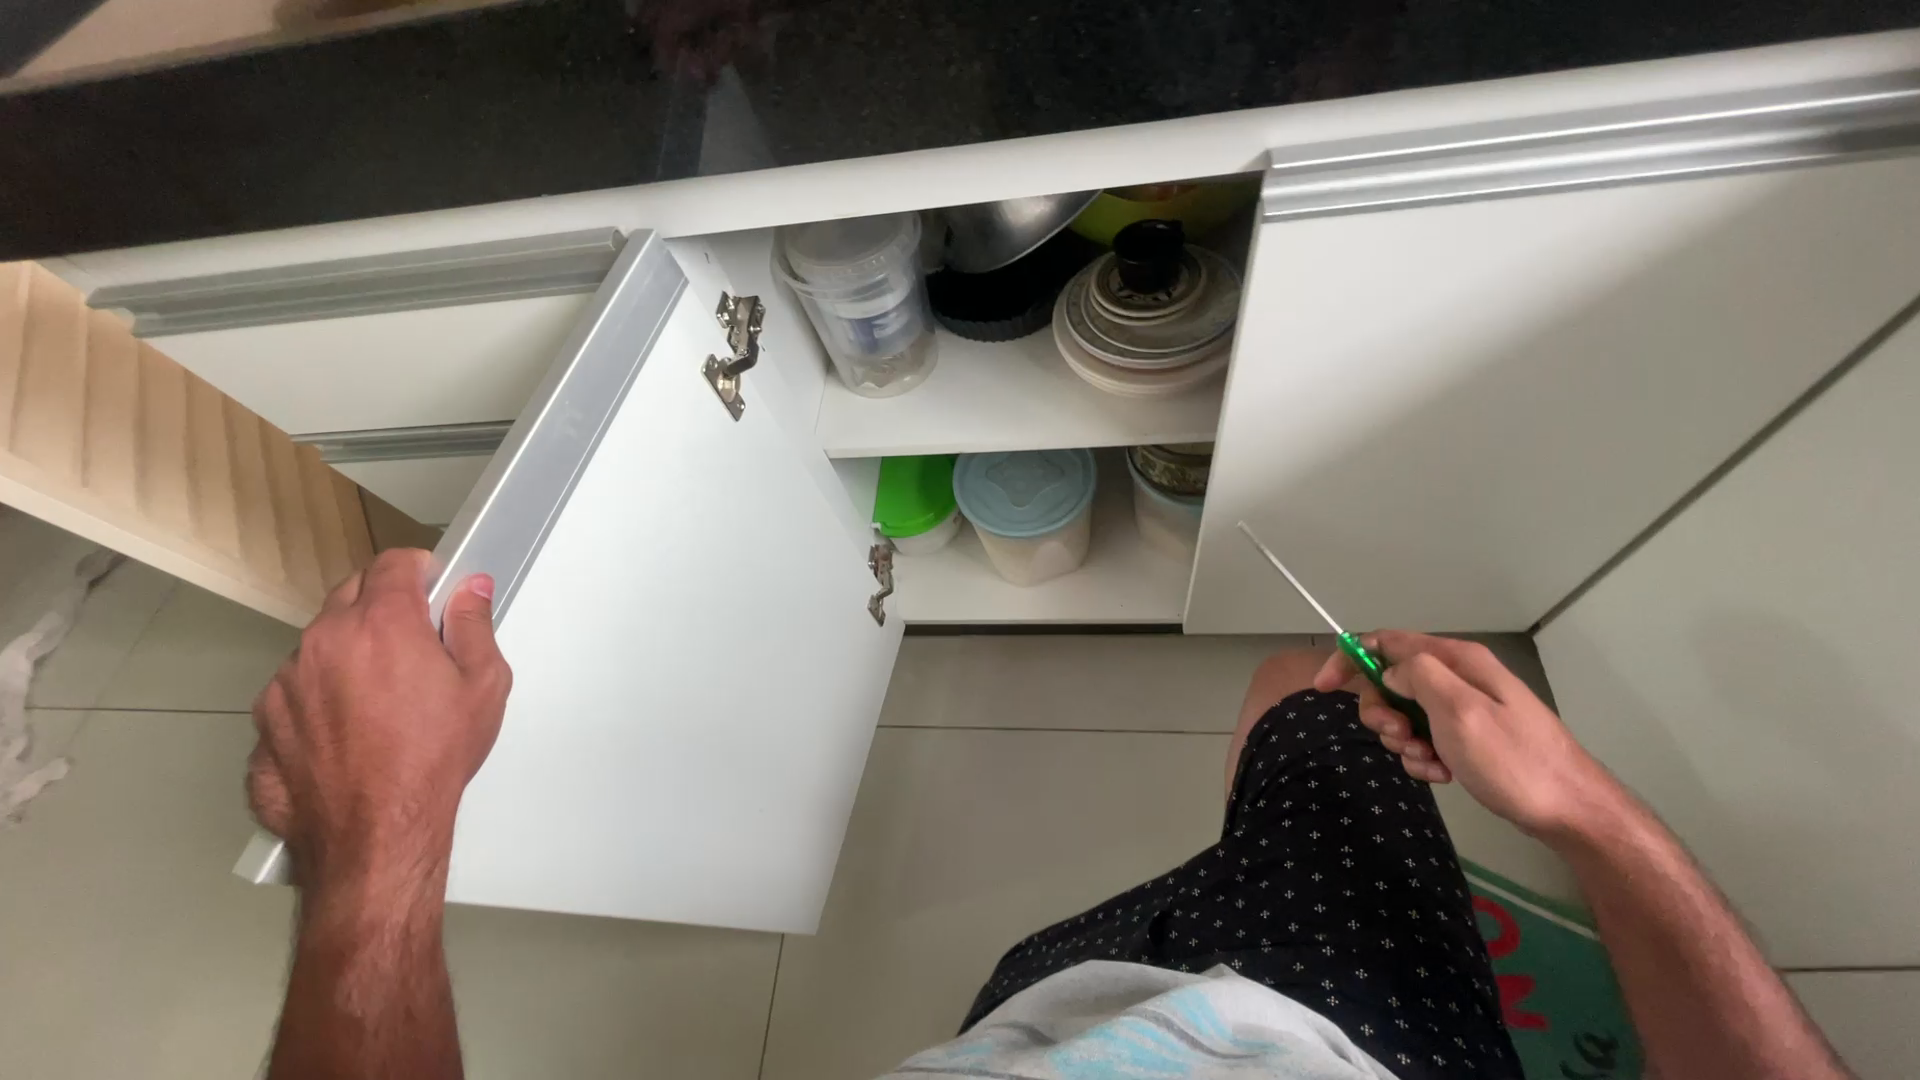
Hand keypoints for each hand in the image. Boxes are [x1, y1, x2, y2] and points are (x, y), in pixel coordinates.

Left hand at [247, 549, 510, 894]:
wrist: (375, 829)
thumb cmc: (438, 752)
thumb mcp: (484, 684)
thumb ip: (474, 624)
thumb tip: (470, 588)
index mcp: (381, 624)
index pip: (392, 564)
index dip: (419, 568)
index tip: (435, 586)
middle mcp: (324, 641)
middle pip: (351, 593)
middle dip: (384, 603)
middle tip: (417, 639)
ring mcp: (285, 681)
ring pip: (321, 641)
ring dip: (351, 647)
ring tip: (384, 692)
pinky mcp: (264, 719)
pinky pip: (297, 685)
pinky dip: (323, 689)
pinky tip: (352, 725)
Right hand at [1313, 630, 1615, 837]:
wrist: (1571, 813)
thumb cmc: (1515, 760)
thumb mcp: (1460, 711)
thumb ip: (1418, 677)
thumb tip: (1390, 670)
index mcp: (1457, 660)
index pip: (1386, 642)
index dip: (1350, 658)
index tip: (1325, 688)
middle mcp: (1457, 677)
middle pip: (1390, 681)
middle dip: (1382, 712)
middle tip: (1400, 738)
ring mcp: (1463, 707)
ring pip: (1404, 713)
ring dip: (1403, 740)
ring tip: (1429, 763)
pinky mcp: (1466, 736)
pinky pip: (1424, 738)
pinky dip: (1422, 756)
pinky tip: (1441, 774)